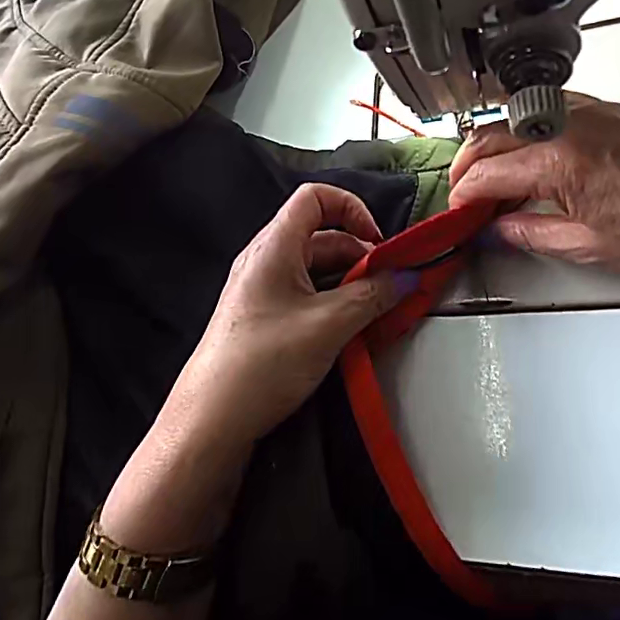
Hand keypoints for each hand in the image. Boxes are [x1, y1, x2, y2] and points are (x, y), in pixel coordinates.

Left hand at [165, 183, 404, 446]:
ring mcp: (265, 290)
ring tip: (377, 310)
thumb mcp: (329, 325)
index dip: (353, 209)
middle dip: (362, 256)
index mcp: (274, 247)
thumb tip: (407, 278)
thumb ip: (374, 296)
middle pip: (323, 236)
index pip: (315, 198)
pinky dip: (337, 303)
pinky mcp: (267, 317)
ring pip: (319, 269)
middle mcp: (266, 261)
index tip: (379, 243)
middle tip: (389, 284)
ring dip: (352, 283)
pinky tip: (353, 329)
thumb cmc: (261, 364)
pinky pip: (309, 295)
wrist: (212, 421)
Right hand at [449, 93, 619, 282]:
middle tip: (468, 196)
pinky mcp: (614, 110)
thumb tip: (505, 228)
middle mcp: (572, 123)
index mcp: (560, 160)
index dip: (463, 194)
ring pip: (518, 117)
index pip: (487, 172)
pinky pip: (552, 111)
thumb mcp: (592, 247)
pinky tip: (536, 160)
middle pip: (493, 135)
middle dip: (470, 166)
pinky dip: (530, 132)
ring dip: (497, 145)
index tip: (459, 209)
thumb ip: (534, 232)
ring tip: (498, 182)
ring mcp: (594, 110)